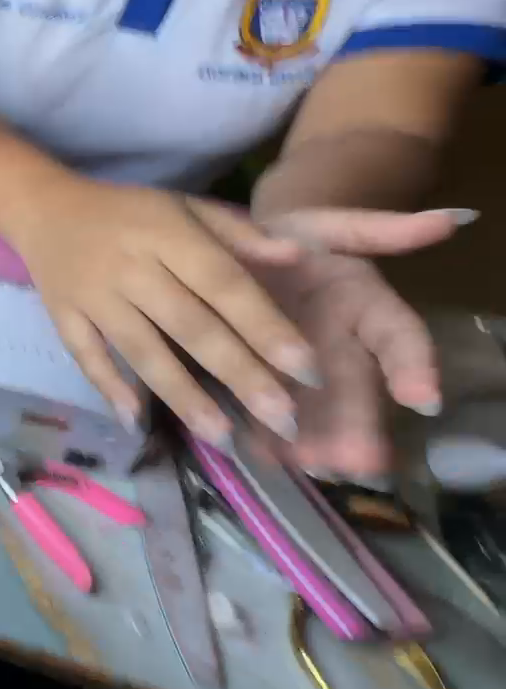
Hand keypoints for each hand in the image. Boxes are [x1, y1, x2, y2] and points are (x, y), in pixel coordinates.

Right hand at [10, 179, 317, 442]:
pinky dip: (107, 387)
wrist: (43, 209)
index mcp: (166, 236)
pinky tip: (134, 421)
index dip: (266, 328)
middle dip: (238, 374)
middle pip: (188, 326)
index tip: (309, 371)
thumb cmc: (126, 210)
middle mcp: (128, 269)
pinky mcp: (60, 315)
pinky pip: (84, 355)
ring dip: (180, 394)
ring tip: (221, 437)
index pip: (224, 285)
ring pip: (139, 349)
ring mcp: (90, 296)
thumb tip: (298, 257)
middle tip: (283, 420)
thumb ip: (239, 232)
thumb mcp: (186, 205)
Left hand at [249, 207, 462, 475]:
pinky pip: (258, 402)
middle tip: (358, 465)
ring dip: (312, 438)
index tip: (422, 398)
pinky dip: (259, 428)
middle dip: (357, 426)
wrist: (238, 245)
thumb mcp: (328, 225)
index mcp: (363, 307)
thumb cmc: (290, 237)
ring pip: (310, 405)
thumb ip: (377, 229)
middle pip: (353, 387)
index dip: (414, 366)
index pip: (399, 338)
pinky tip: (258, 454)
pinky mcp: (251, 370)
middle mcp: (335, 342)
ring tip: (314, 469)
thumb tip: (450, 218)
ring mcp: (294, 361)